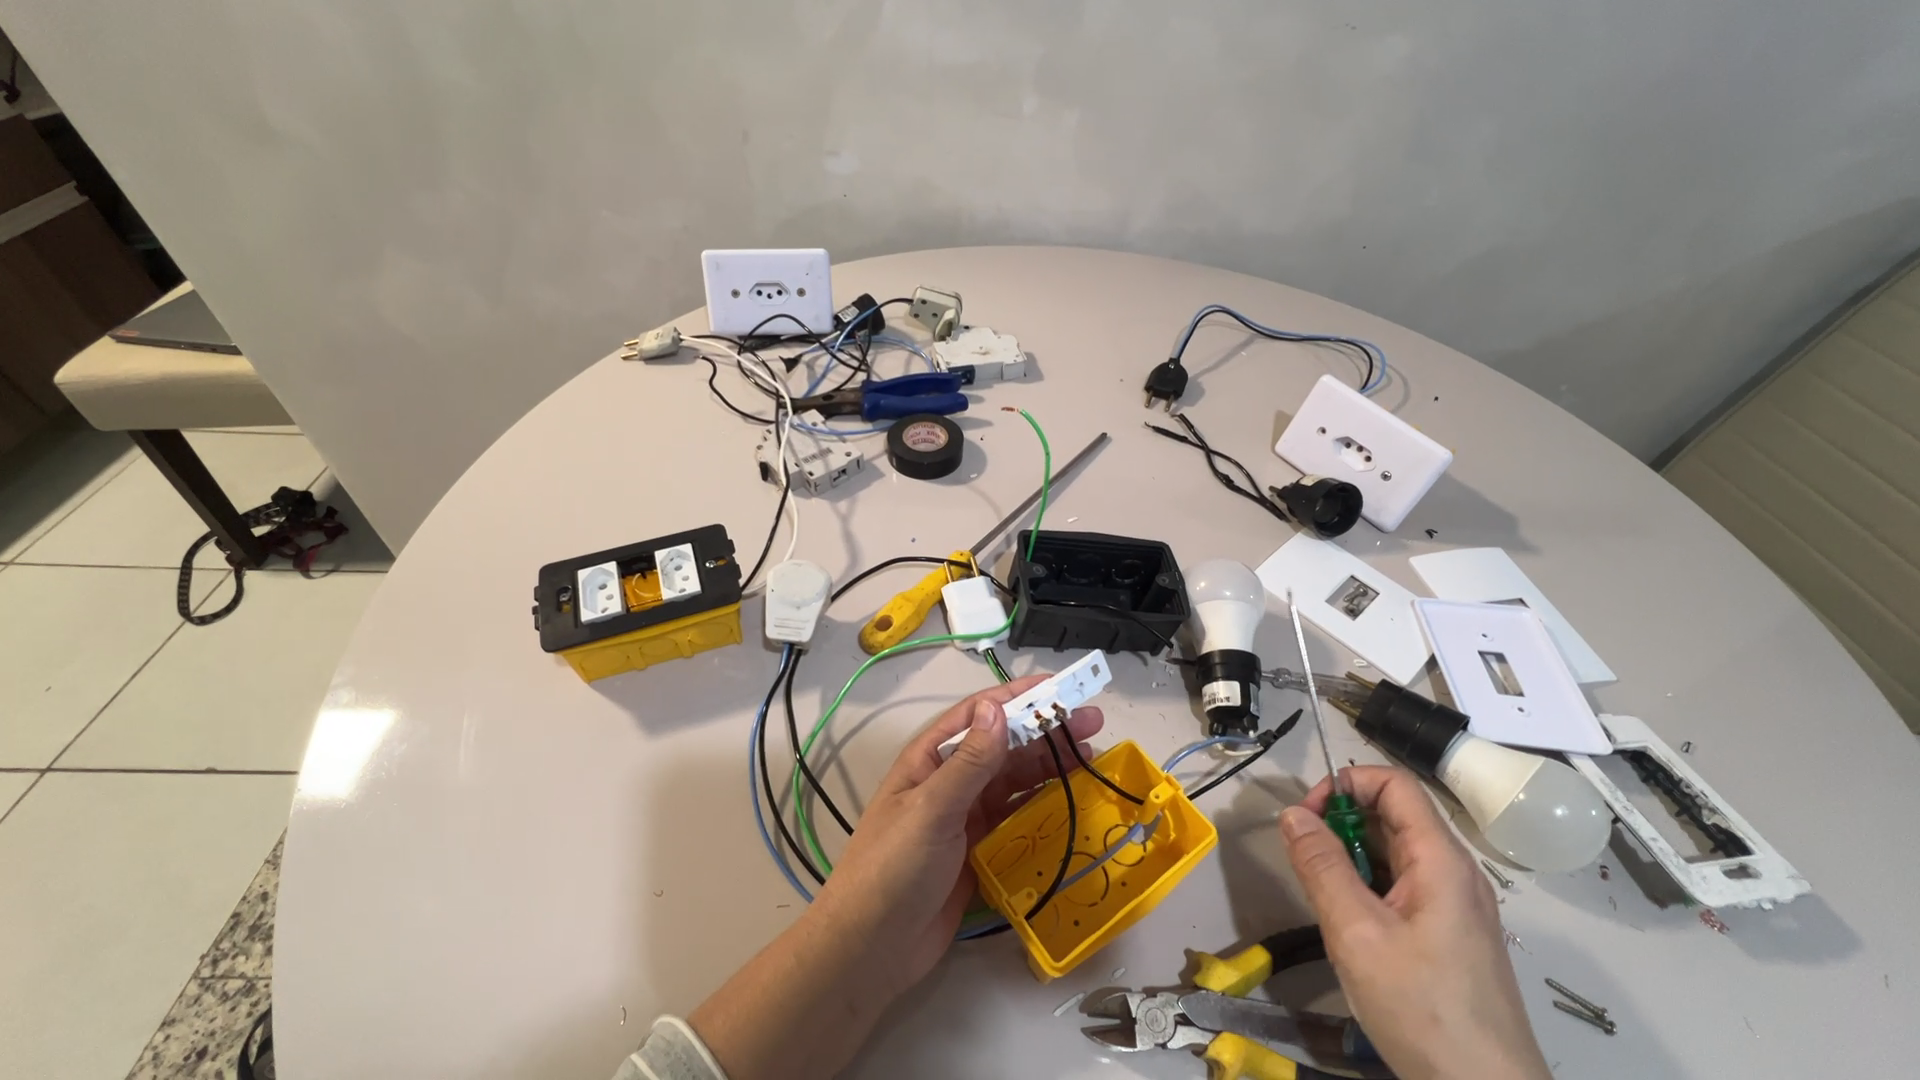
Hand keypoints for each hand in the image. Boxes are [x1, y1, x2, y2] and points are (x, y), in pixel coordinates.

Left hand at [815, 673, 1104, 996]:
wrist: (872, 947)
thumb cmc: (893, 868)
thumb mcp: (931, 809)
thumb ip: (968, 762)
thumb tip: (998, 708)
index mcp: (929, 760)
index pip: (978, 715)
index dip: (1018, 698)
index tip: (1059, 688)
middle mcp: (949, 782)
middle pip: (1004, 747)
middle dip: (1045, 732)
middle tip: (1093, 725)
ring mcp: (964, 818)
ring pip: (1014, 781)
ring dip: (1049, 767)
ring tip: (1091, 759)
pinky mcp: (978, 851)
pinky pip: (1016, 819)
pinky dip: (1043, 807)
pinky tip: (1070, 802)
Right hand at [1280, 767, 1550, 1079]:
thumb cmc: (1421, 1008)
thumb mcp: (1356, 933)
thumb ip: (1321, 867)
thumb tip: (1292, 814)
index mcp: (1440, 860)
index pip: (1393, 784)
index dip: (1345, 784)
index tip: (1305, 817)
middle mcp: (1452, 872)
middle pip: (1392, 815)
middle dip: (1340, 822)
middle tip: (1303, 859)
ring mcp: (1453, 905)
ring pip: (1392, 853)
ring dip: (1348, 857)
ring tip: (1321, 894)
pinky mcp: (1448, 934)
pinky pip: (1400, 886)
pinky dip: (1365, 886)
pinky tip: (1347, 921)